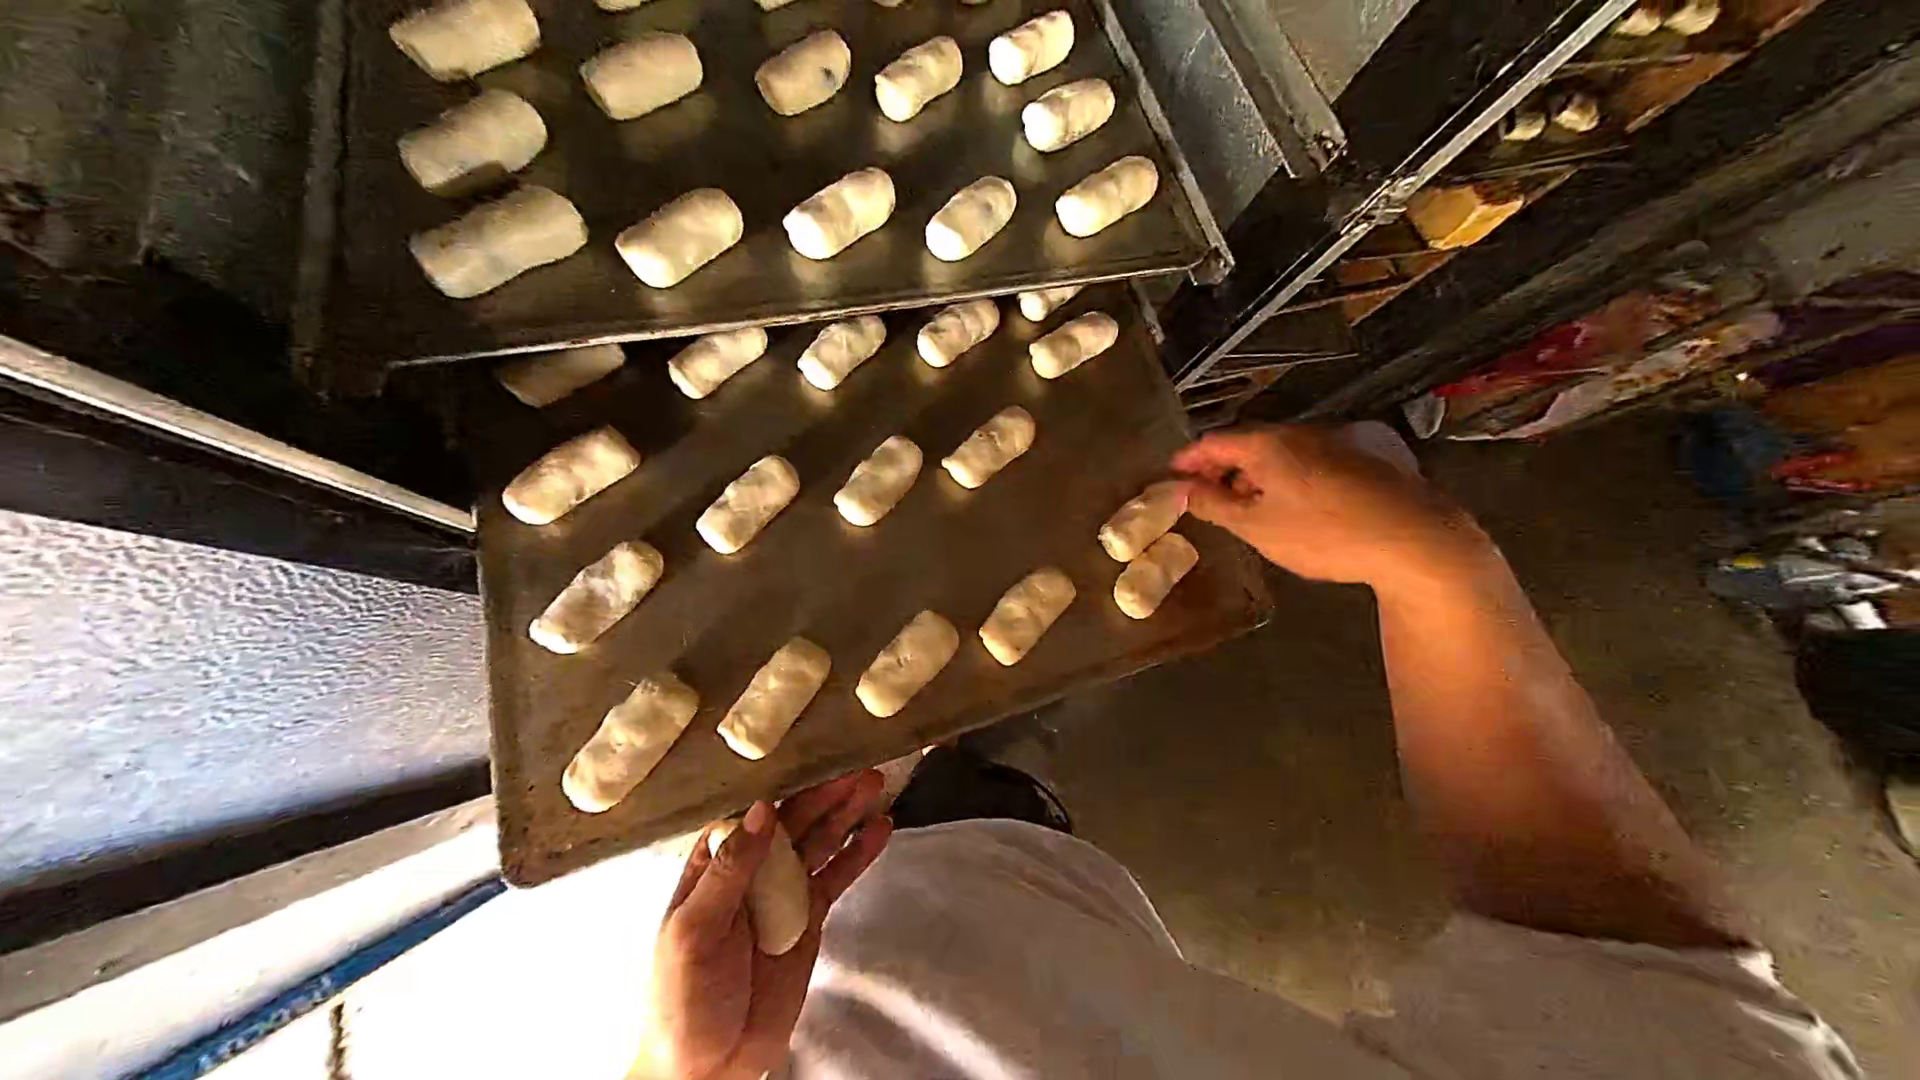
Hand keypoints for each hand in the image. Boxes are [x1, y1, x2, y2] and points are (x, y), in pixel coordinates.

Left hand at [639, 771, 892, 1079]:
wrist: (709, 1070)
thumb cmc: (683, 999)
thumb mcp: (693, 932)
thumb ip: (730, 870)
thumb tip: (760, 806)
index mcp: (718, 864)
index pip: (752, 811)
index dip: (782, 783)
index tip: (812, 755)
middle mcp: (755, 868)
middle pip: (795, 820)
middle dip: (825, 793)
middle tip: (858, 770)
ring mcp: (786, 890)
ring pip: (821, 840)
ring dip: (847, 812)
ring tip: (875, 784)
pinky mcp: (811, 915)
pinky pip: (838, 876)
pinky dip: (859, 853)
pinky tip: (881, 830)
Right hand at [1171, 424, 1492, 594]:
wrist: (1418, 541)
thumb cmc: (1325, 534)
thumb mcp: (1257, 527)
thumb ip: (1214, 505)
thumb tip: (1181, 489)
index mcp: (1268, 445)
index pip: (1213, 442)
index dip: (1188, 459)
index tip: (1170, 476)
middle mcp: (1299, 433)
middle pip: (1247, 443)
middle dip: (1220, 467)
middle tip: (1204, 494)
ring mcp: (1335, 442)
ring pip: (1279, 451)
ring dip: (1253, 472)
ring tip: (1244, 503)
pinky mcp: (1362, 457)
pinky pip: (1306, 459)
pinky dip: (1284, 475)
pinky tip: (1291, 503)